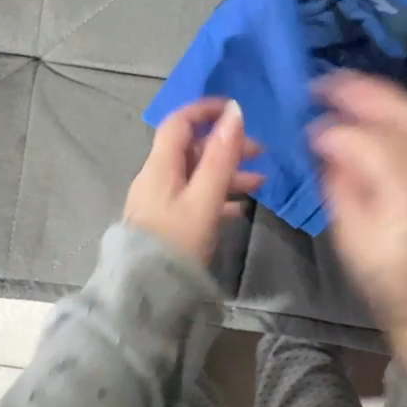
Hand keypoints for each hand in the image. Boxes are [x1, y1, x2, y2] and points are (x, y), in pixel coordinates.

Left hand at [124, 98, 263, 266]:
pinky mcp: (166, 224)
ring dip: (227, 173)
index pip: (179, 122)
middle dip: (226, 146)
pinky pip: (194, 198)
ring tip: (260, 182)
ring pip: (196, 175)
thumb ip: (221, 156)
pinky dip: (218, 195)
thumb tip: (234, 112)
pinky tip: (239, 207)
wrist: (146, 295)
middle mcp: (157, 178)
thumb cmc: (177, 242)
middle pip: (192, 149)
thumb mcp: (204, 198)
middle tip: (261, 152)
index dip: (206, 110)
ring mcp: (160, 201)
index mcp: (161, 165)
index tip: (236, 110)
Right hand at [311, 72, 406, 371]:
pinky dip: (405, 105)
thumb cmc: (384, 275)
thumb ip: (337, 181)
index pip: (369, 144)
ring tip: (349, 88)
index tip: (310, 129)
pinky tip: (380, 105)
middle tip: (324, 84)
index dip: (335, 131)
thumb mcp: (348, 235)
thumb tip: (323, 139)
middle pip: (403, 115)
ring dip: (384, 94)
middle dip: (361, 93)